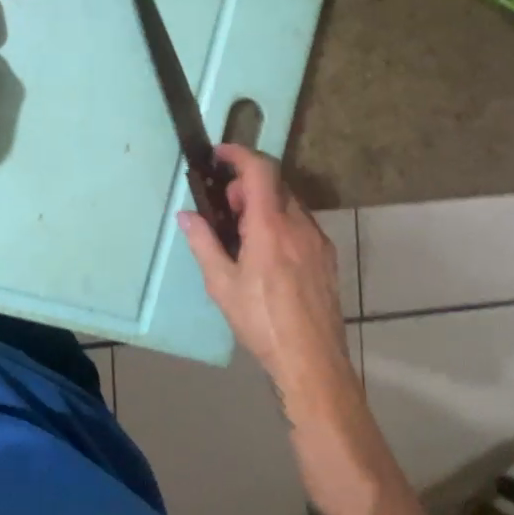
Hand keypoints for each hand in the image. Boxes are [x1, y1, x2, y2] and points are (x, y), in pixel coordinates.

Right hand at [179, 146, 354, 404]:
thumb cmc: (261, 321)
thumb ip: (203, 243)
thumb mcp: (221, 284)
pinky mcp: (327, 259)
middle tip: (224, 205)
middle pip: (276, 184)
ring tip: (242, 231)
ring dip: (264, 203)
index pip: (261, 170)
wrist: (312, 361)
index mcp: (271, 227)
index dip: (239, 153)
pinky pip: (301, 224)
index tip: (218, 154)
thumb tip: (186, 215)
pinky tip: (266, 251)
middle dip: (247, 183)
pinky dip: (280, 221)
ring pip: (290, 204)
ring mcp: (318, 242)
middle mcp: (299, 226)